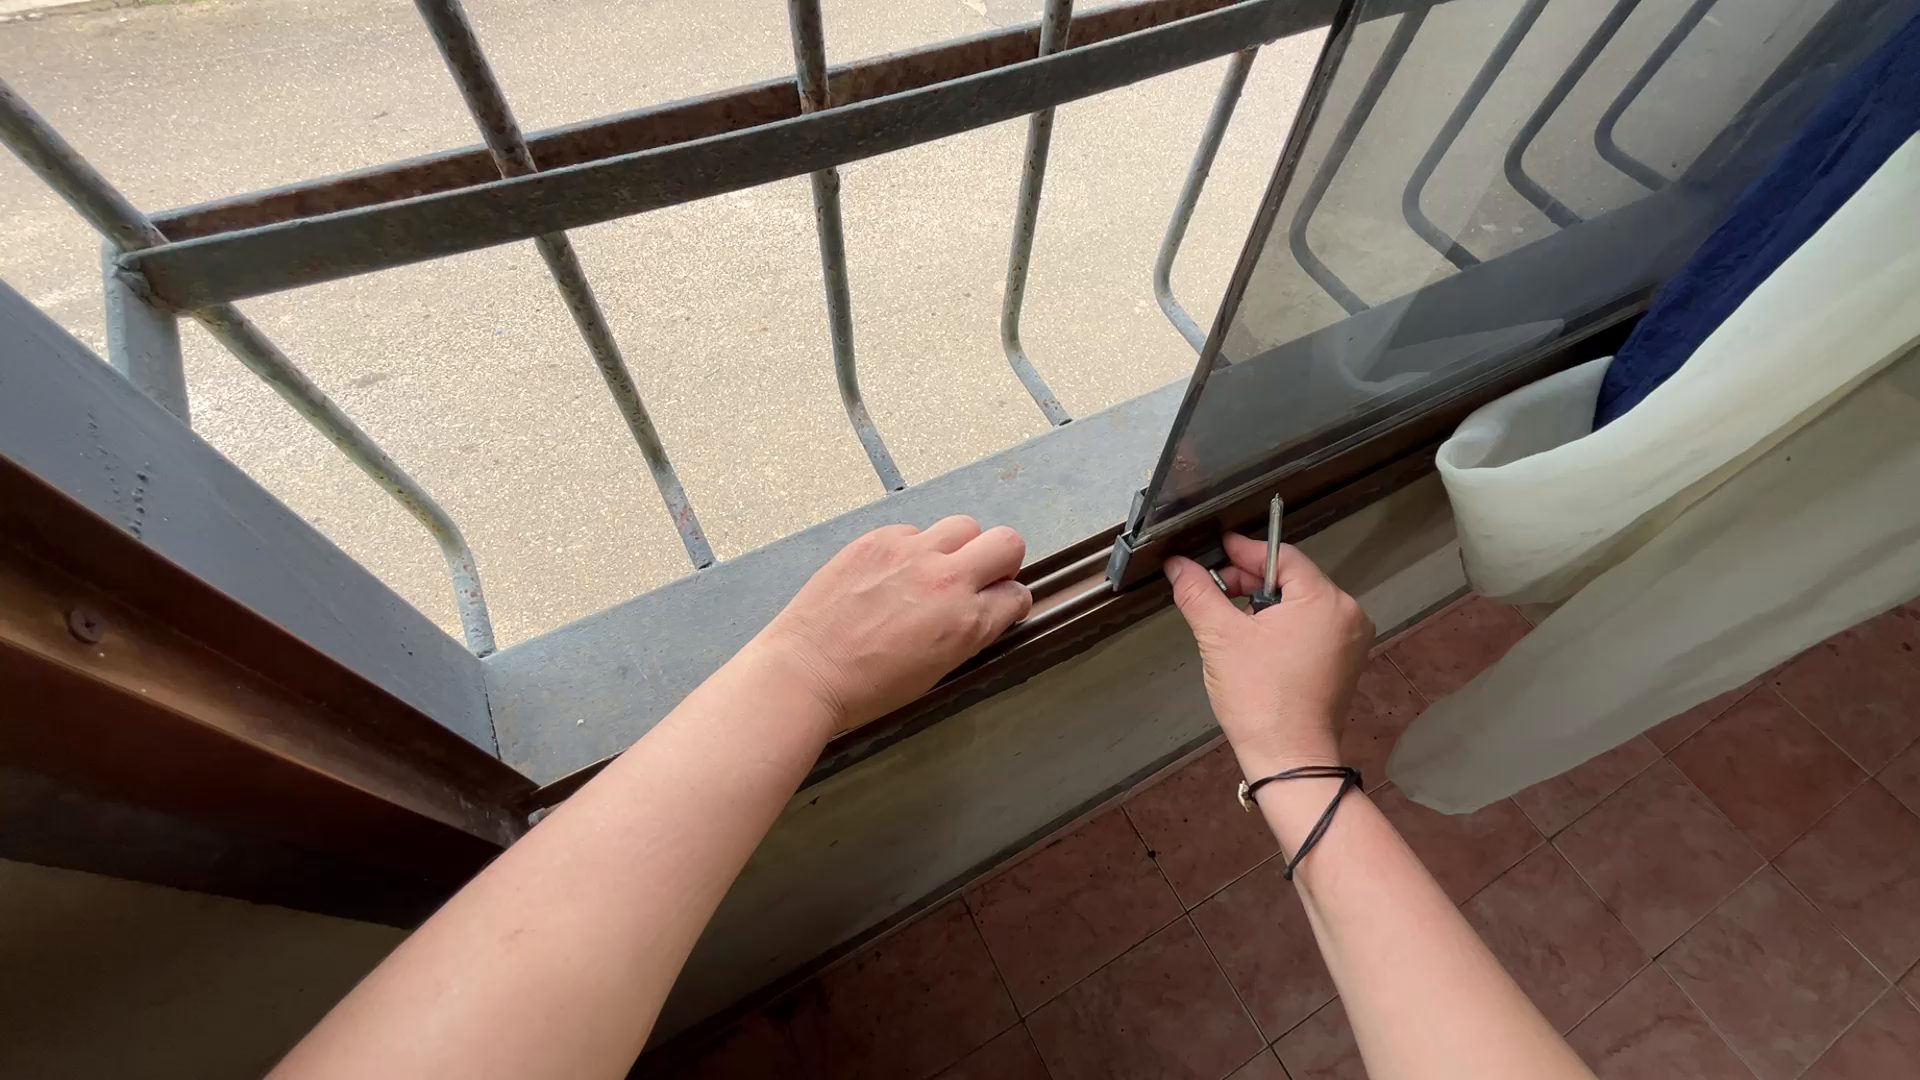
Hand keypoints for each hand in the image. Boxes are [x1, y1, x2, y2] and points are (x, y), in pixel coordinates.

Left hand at [754, 516, 1031, 734]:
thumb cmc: (868, 687)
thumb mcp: (937, 670)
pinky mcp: (878, 540)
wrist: (806, 671)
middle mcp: (947, 580)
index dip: (1008, 601)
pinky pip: (913, 530)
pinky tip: (891, 573)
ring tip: (932, 570)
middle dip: (1001, 560)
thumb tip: (982, 611)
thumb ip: (969, 633)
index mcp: (967, 623)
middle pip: (1007, 542)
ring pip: (963, 526)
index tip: (996, 605)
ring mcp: (911, 553)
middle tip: (978, 577)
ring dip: (958, 546)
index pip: (1017, 594)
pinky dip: (912, 548)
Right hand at [1164, 536, 1372, 776]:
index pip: (1282, 556)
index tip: (1215, 550)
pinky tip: (1251, 642)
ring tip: (1228, 621)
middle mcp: (1347, 616)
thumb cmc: (1260, 698)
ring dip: (1261, 604)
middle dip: (1248, 581)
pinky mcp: (1341, 663)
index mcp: (1325, 601)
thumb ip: (1197, 592)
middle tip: (1213, 591)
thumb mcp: (1219, 636)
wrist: (1287, 757)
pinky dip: (1278, 625)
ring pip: (1297, 604)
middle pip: (1291, 579)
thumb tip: (1178, 565)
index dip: (1244, 551)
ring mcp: (1348, 641)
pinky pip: (1307, 627)